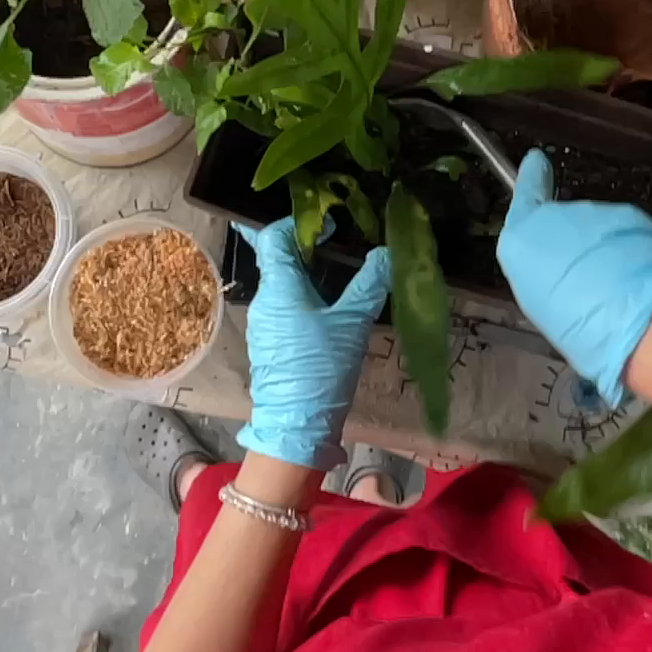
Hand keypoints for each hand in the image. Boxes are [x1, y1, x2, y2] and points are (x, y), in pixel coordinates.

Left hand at [234, 218, 390, 469]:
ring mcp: (264, 323)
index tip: (328, 222)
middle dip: (307, 246)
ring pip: (282, 284)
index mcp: (278, 287)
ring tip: (341, 272)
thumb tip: (387, 252)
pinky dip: (304, 296)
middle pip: (278, 259)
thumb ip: (369, 284)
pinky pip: (284, 306)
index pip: (274, 236)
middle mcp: (264, 299)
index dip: (297, 222)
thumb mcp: (352, 324)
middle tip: (340, 242)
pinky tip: (330, 307)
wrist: (295, 429)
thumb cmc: (321, 370)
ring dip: (307, 273)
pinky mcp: (270, 343)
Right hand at [496, 149, 651, 405]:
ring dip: (609, 252)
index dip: (532, 176)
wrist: (635, 316)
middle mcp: (560, 214)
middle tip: (586, 280)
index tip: (536, 160)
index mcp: (523, 235)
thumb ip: (543, 270)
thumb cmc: (572, 321)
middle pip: (567, 220)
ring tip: (619, 290)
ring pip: (604, 229)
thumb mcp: (539, 299)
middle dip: (578, 242)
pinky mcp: (640, 219)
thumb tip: (559, 267)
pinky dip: (638, 254)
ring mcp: (602, 213)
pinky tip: (643, 283)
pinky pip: (634, 235)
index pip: (526, 192)